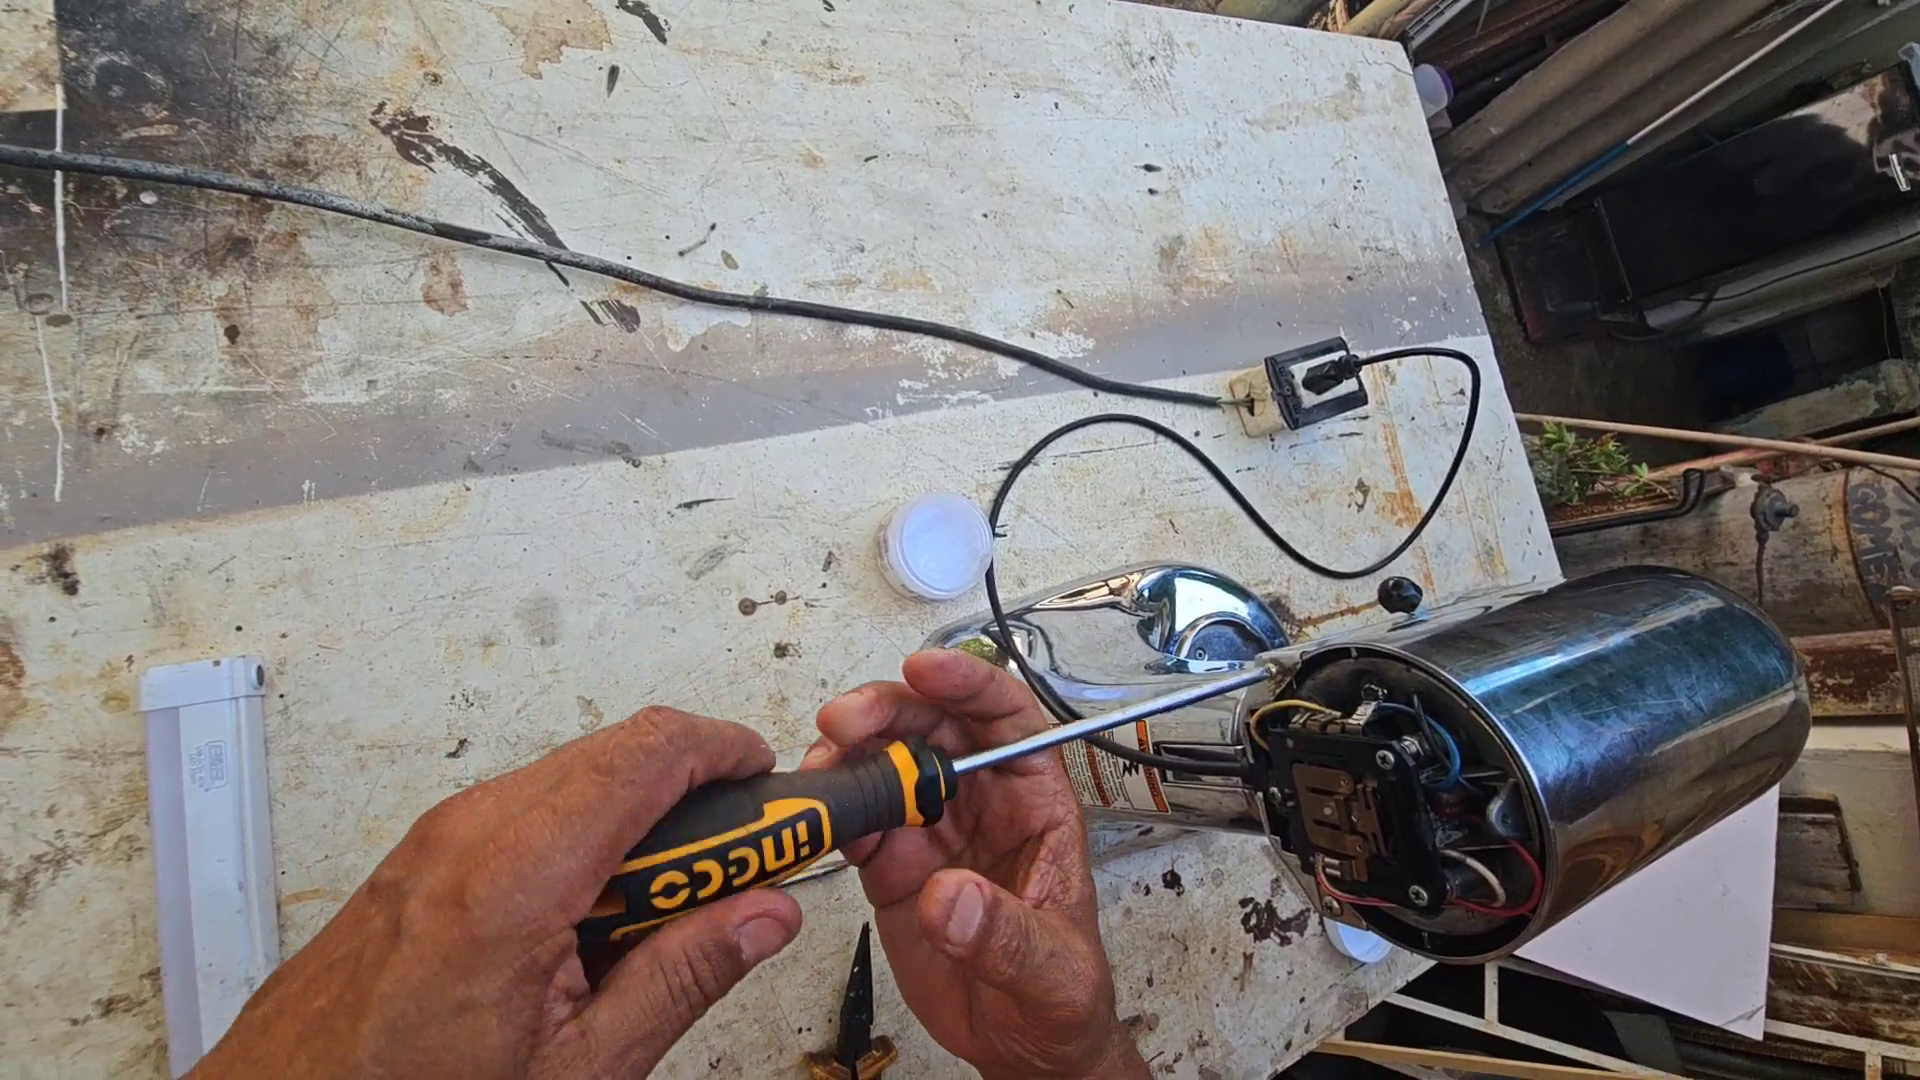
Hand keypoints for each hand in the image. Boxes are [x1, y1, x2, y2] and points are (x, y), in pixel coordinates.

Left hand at [193, 708, 801, 1078]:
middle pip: (623, 746)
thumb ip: (684, 978)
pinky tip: (603, 897)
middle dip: (698, 774)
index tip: (768, 779)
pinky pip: (541, 797)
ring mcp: (444, 832)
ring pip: (584, 767)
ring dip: (650, 798)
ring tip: (676, 882)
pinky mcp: (428, 849)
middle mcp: (477, 827)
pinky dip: (599, 817)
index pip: (649, 753)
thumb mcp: (576, 1073)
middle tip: (741, 842)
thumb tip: (772, 912)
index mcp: (517, 875)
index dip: (723, 748)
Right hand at [805, 650, 1148, 1079]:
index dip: (970, 682)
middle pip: (934, 725)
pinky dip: (838, 812)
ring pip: (888, 762)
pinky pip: (860, 820)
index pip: (1007, 718)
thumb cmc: (1058, 993)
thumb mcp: (1054, 971)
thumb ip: (1006, 934)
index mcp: (1032, 798)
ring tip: (822, 766)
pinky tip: (827, 820)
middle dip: (889, 709)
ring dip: (851, 754)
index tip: (926, 668)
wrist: (1019, 1043)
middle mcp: (979, 798)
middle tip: (845, 720)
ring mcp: (932, 826)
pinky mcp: (893, 862)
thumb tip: (947, 895)